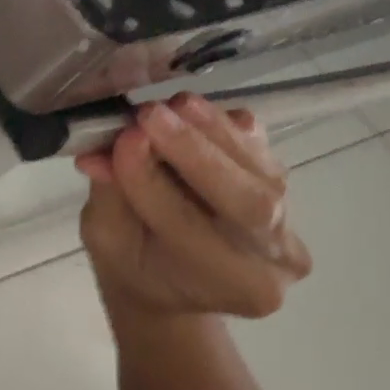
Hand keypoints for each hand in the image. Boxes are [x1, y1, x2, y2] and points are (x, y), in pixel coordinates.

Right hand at [75, 92, 310, 320]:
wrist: (175, 282)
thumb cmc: (134, 267)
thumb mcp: (106, 238)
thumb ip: (111, 195)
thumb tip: (100, 153)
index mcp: (226, 286)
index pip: (188, 227)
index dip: (151, 181)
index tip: (121, 140)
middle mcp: (273, 261)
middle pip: (249, 202)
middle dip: (196, 152)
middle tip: (149, 114)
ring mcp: (289, 225)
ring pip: (259, 171)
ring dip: (212, 130)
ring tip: (171, 104)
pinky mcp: (281, 191)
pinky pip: (261, 153)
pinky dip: (227, 127)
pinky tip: (193, 111)